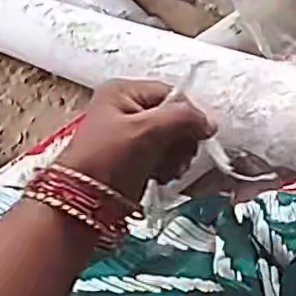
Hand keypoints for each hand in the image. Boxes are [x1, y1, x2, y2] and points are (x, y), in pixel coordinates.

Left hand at [54, 80, 214, 197]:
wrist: (86, 202)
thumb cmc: (108, 160)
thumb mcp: (148, 129)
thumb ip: (184, 118)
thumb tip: (209, 123)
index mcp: (124, 92)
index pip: (174, 95)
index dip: (188, 115)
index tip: (195, 135)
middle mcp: (128, 110)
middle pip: (176, 118)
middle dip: (180, 141)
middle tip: (172, 155)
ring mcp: (133, 135)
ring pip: (175, 140)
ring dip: (176, 157)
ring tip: (162, 168)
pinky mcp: (137, 157)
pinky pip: (167, 157)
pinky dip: (168, 167)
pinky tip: (159, 175)